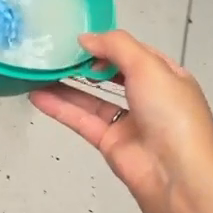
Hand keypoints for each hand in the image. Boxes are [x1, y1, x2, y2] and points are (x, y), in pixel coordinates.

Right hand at [29, 31, 212, 209]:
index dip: (110, 44)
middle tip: (56, 52)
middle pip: (112, 75)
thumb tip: (85, 39)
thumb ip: (116, 46)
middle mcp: (148, 98)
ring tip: (39, 70)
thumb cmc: (170, 113)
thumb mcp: (149, 67)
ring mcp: (128, 122)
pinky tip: (36, 95)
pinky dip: (59, 108)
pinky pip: (81, 119)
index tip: (80, 38)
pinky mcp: (108, 142)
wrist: (176, 174)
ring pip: (92, 98)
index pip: (136, 54)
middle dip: (86, 63)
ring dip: (67, 84)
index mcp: (167, 77)